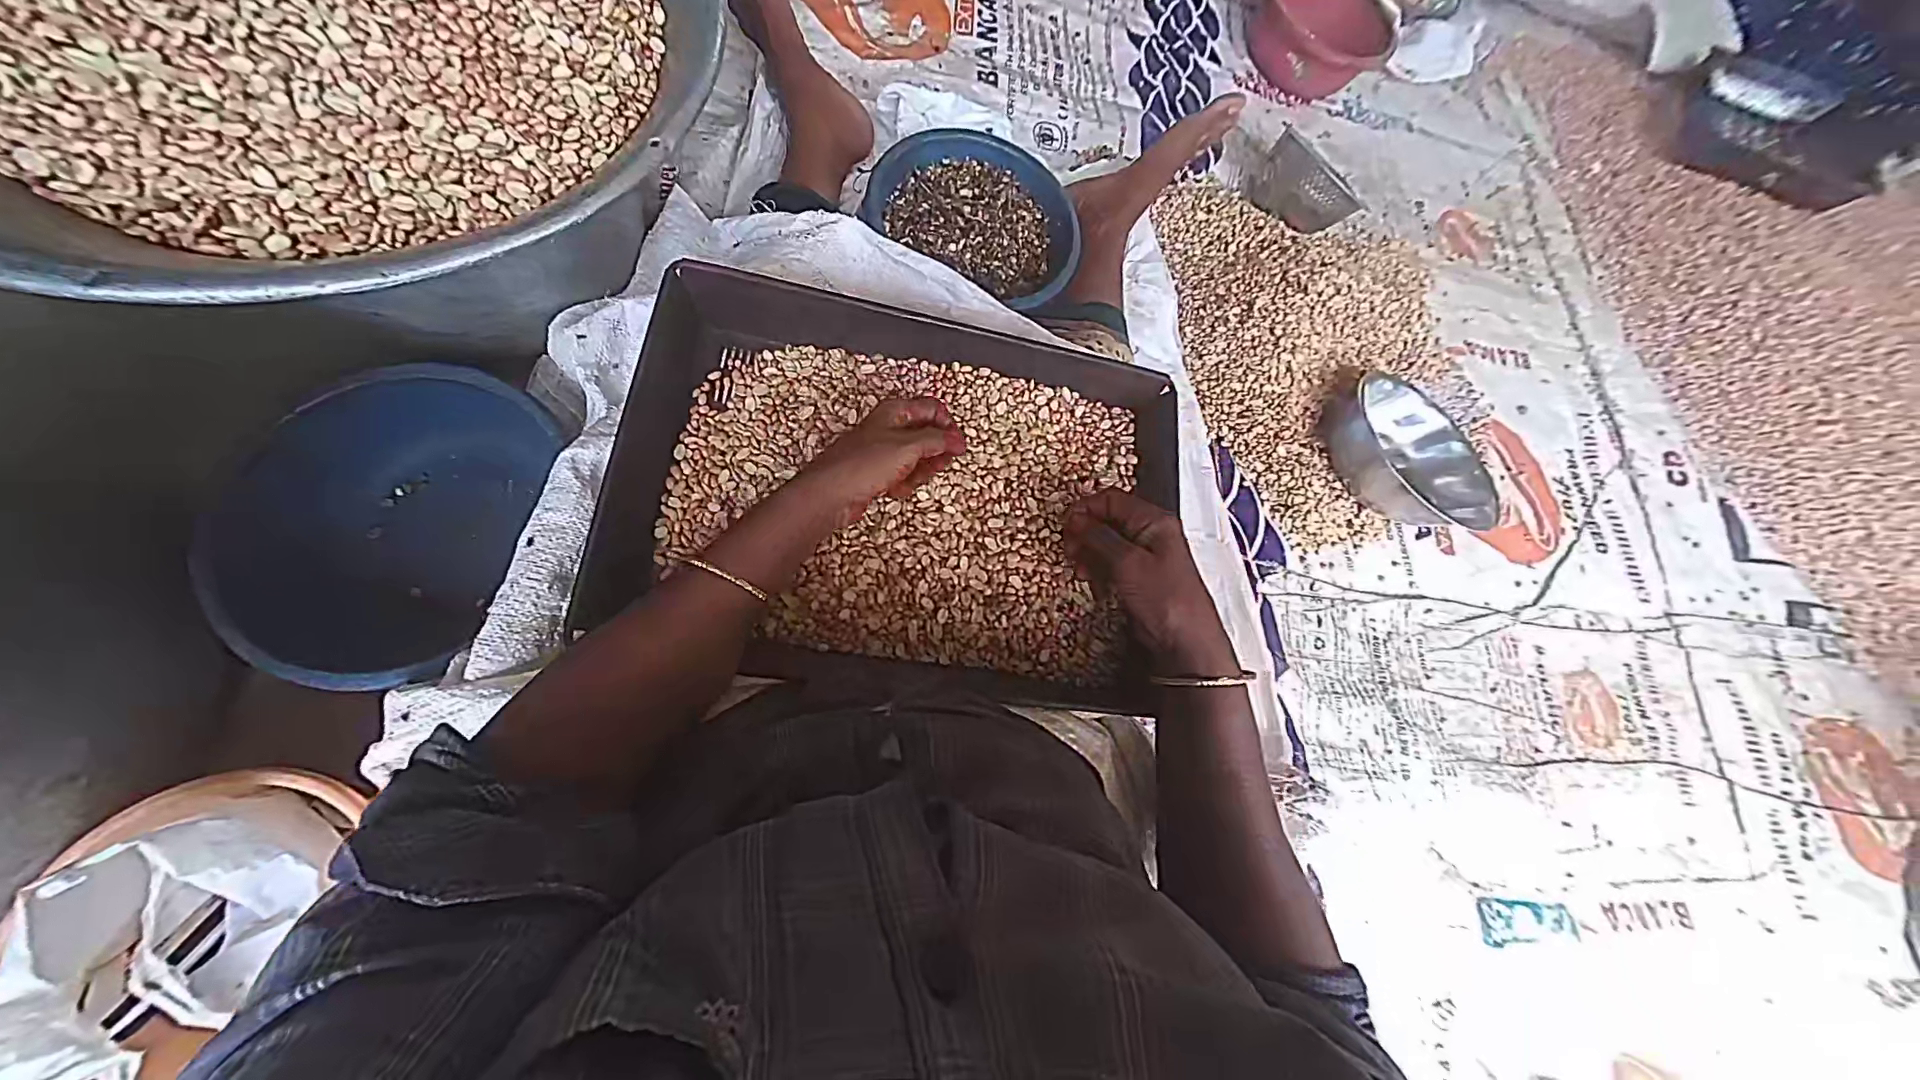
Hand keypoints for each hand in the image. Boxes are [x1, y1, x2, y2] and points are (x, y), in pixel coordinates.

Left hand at [799, 397, 967, 526]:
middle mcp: (889, 427)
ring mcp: (884, 450)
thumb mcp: (908, 447)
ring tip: (908, 480)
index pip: (934, 409)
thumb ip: (937, 440)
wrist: (831, 494)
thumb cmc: (861, 465)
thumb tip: (956, 439)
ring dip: (919, 471)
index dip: (949, 427)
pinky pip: (904, 474)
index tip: (957, 446)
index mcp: (896, 411)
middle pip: (928, 435)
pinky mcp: (879, 472)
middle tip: (936, 465)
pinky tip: (894, 489)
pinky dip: (904, 483)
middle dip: (935, 453)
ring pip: (917, 458)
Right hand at [1064, 489, 1238, 676]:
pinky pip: (1110, 564)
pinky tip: (1093, 582)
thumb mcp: (1127, 562)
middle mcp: (1150, 534)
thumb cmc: (1167, 600)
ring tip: (1081, 569)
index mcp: (1154, 521)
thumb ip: (1099, 537)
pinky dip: (1098, 569)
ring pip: (1106, 543)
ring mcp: (1144, 556)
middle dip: (1085, 533)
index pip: (1112, 499)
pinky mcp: (1138, 577)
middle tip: (1071, 549)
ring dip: (1089, 553)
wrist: (1185, 641)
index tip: (1067, 524)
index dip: (1086, 509)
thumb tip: (1078, 519)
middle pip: (1107, 520)